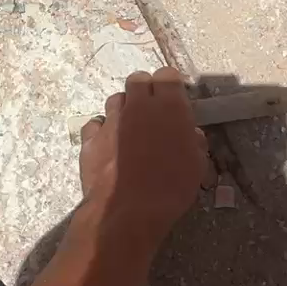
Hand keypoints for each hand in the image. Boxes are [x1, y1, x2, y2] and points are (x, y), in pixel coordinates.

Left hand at [78, 68, 210, 241]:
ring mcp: (111, 120)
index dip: (170, 85)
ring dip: (124, 109)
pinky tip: (109, 145)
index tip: (173, 99)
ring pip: (116, 99)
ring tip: (130, 129)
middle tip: (151, 111)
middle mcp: (138, 105)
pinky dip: (102, 130)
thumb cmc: (171, 187)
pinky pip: (96, 124)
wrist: (127, 210)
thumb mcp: (197, 165)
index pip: (167, 75)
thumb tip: (189, 133)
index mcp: (169, 106)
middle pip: (138, 79)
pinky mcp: (90, 137)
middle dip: (145, 90)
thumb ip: (194, 142)